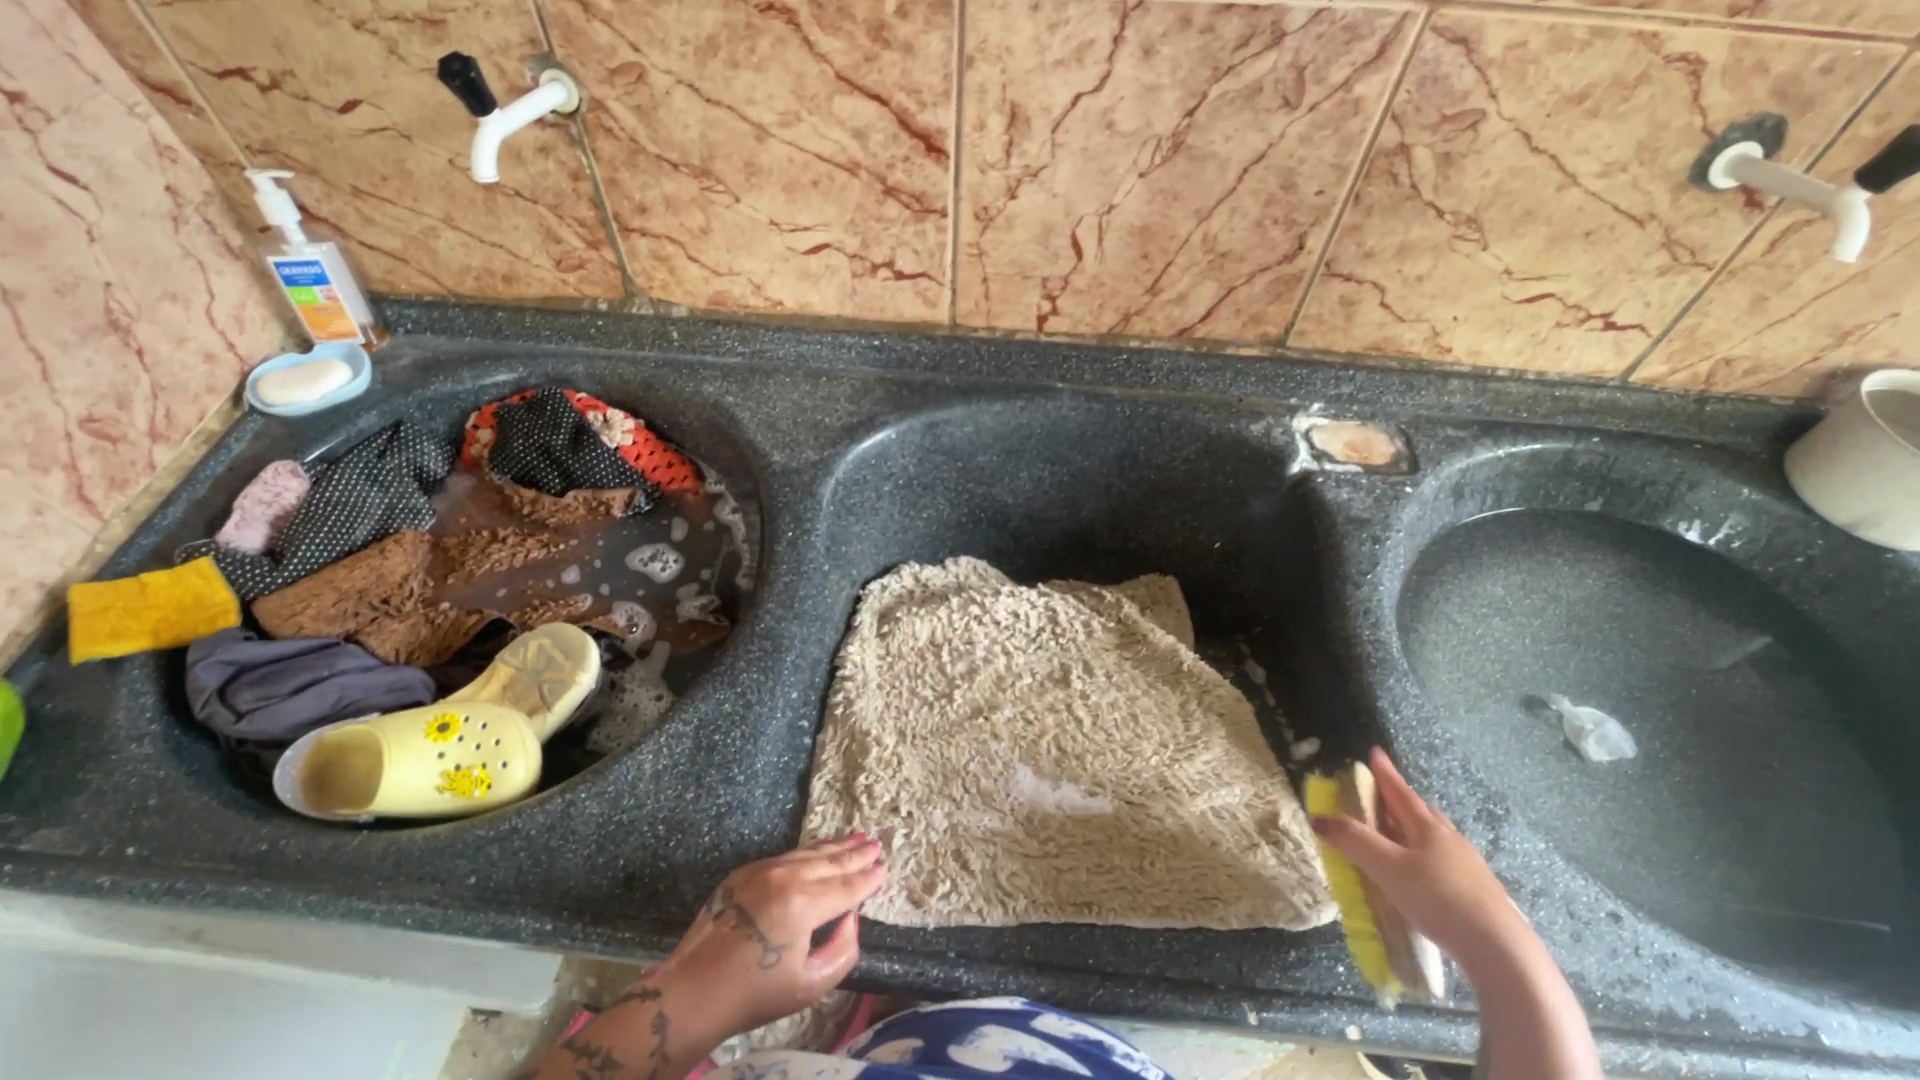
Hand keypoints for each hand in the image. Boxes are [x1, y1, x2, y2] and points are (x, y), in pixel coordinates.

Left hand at [651, 835, 887, 1038]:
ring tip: (856, 838)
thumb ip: (843, 949)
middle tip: (877, 843)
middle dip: (856, 854)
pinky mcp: (744, 872)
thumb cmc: (755, 995)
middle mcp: (785, 877)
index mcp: (803, 904)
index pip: (847, 887)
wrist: (694, 991)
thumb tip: (850, 917)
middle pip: (830, 862)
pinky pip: (786, 855)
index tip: (885, 869)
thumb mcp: (812, 984)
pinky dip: (808, 851)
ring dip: (835, 846)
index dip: (868, 879)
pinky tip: (819, 847)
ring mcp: (762, 870)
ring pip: (808, 853)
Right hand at [1311, 748, 1526, 966]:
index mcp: (1427, 828)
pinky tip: (1424, 876)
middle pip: (1422, 812)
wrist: (1499, 949)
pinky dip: (1427, 858)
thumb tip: (1318, 818)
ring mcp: (1469, 865)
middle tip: (1383, 797)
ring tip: (1400, 836)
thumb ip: (1353, 841)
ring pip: (1436, 837)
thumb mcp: (1387, 869)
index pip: (1400, 792)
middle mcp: (1450, 840)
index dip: (1385, 773)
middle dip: (1401, 801)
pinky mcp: (1478, 891)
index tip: (1375, 753)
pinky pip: (1445, 862)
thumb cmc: (1438, 898)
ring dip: (1415, 830)